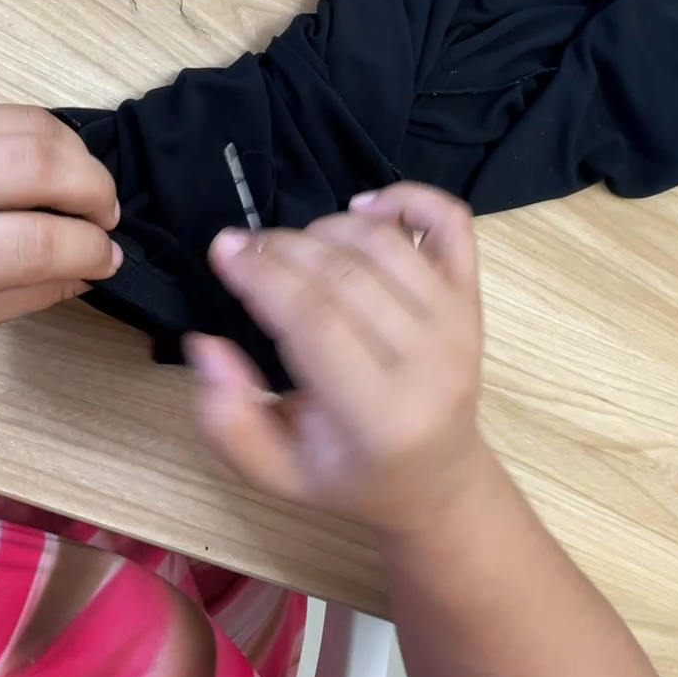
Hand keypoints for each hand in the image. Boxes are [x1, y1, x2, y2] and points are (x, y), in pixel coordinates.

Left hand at [0, 94, 120, 341]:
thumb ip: (26, 292)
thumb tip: (96, 263)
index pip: (29, 242)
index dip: (88, 248)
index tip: (108, 257)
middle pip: (35, 166)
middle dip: (95, 190)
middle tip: (105, 216)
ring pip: (30, 125)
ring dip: (78, 158)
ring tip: (84, 189)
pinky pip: (7, 109)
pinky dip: (44, 138)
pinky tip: (42, 168)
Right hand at [186, 182, 495, 535]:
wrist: (437, 479)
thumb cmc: (350, 475)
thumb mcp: (276, 473)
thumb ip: (227, 420)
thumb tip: (205, 343)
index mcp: (380, 416)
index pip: (316, 321)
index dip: (262, 275)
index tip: (223, 250)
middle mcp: (431, 362)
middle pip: (345, 274)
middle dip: (280, 247)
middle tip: (243, 248)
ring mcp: (459, 322)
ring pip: (383, 242)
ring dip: (324, 226)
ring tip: (290, 247)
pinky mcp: (472, 296)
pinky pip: (448, 222)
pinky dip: (406, 197)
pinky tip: (363, 206)